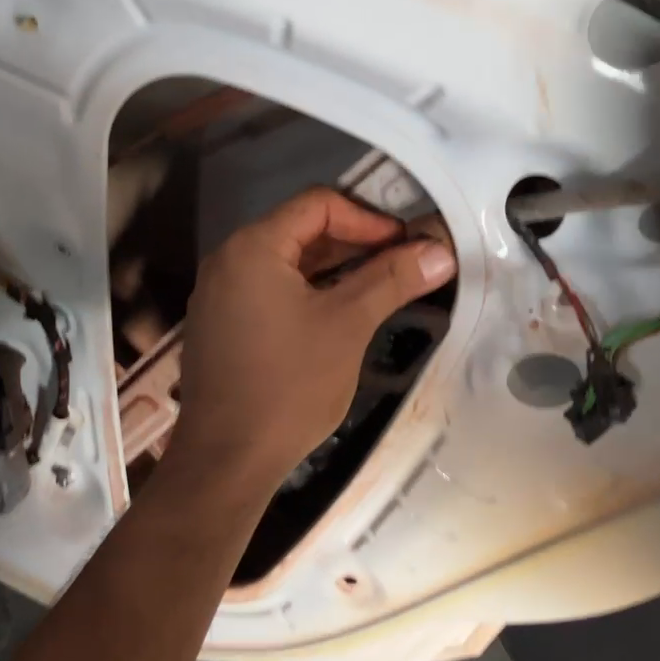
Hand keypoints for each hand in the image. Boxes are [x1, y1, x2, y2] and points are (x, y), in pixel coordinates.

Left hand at [167, 188, 457, 493]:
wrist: (226, 456)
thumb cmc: (288, 385)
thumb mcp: (347, 325)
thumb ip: (391, 280)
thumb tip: (439, 251)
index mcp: (253, 246)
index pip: (317, 204)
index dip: (369, 218)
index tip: (408, 244)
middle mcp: (228, 259)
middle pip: (299, 229)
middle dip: (355, 242)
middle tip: (404, 265)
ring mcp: (220, 293)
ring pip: (286, 262)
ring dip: (334, 268)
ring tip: (382, 287)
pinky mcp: (222, 323)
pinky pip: (269, 289)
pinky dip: (307, 291)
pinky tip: (341, 313)